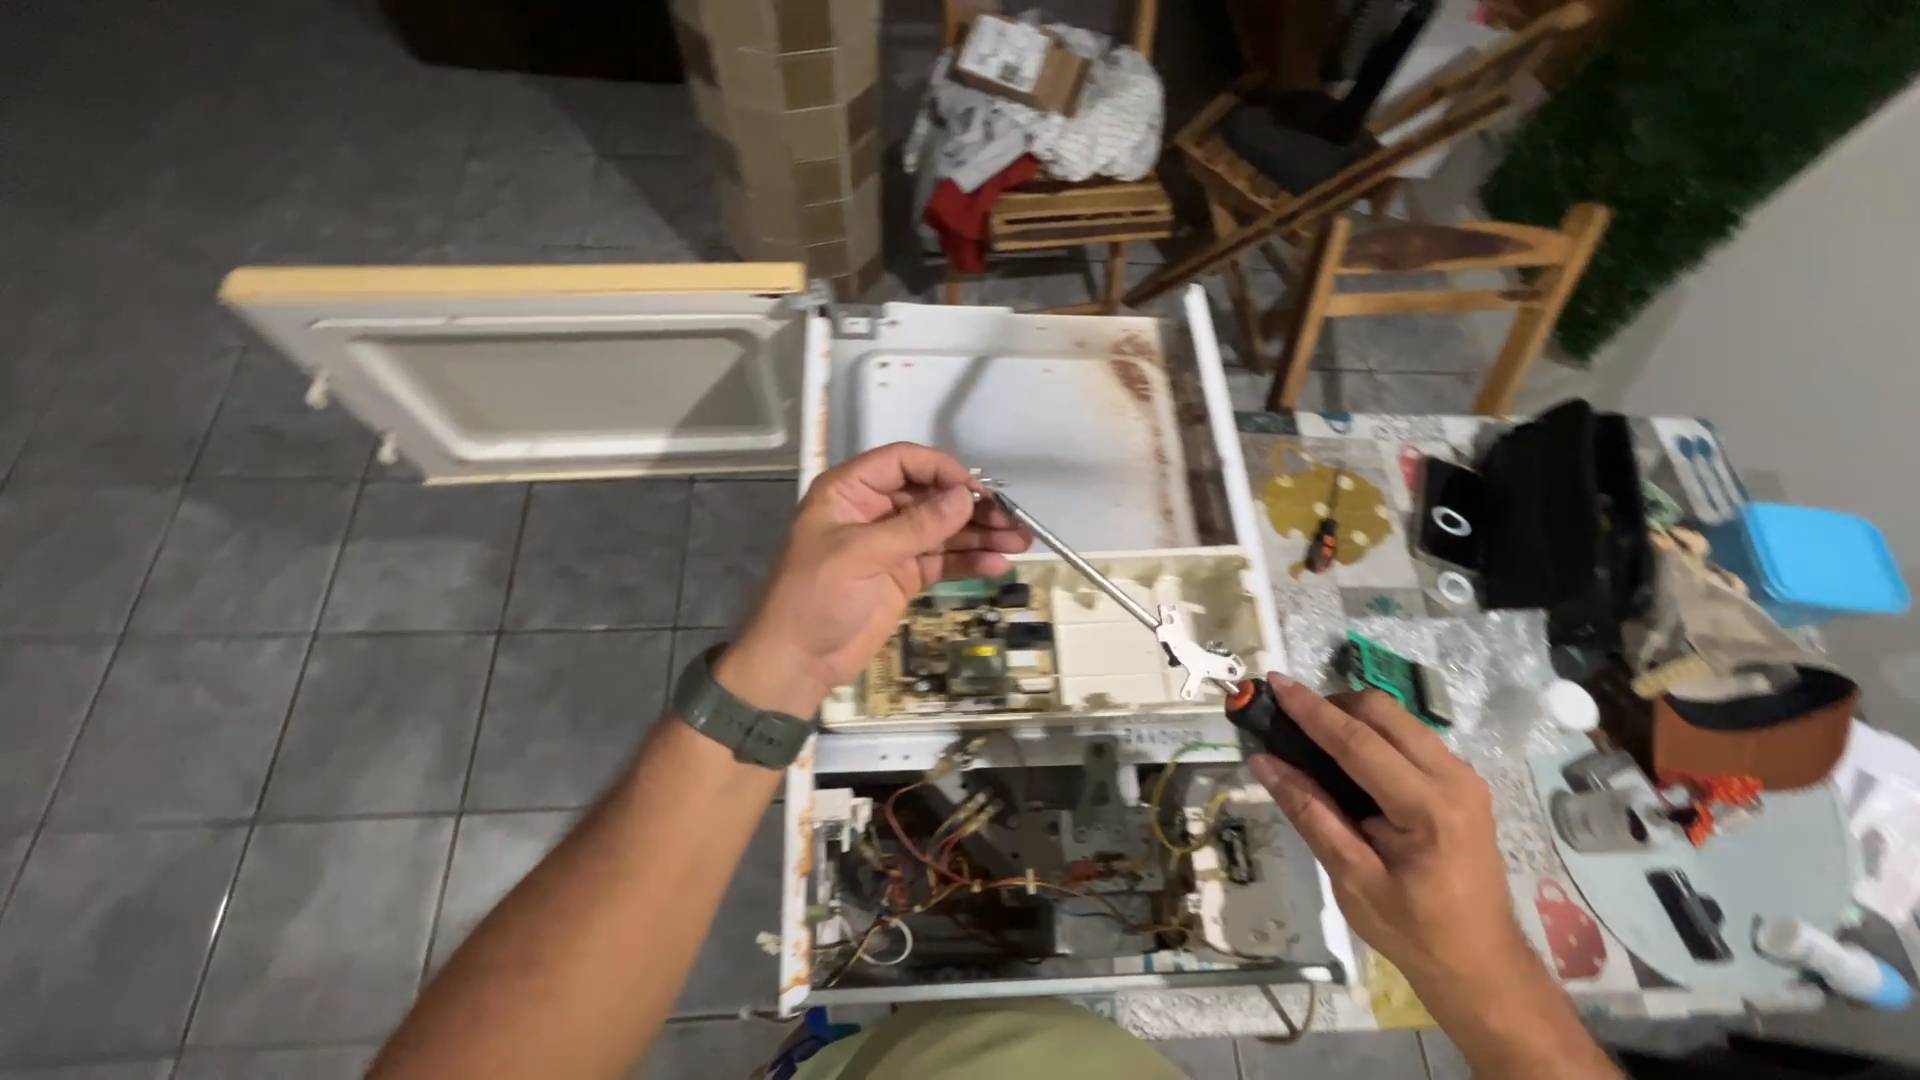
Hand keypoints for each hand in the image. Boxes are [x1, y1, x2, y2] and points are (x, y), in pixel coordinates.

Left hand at [714, 443, 1030, 716]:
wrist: (797, 661)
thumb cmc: (814, 597)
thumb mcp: (861, 555)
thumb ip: (915, 526)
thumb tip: (963, 498)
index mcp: (850, 491)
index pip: (903, 462)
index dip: (941, 470)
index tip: (975, 490)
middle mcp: (874, 511)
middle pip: (931, 496)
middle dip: (972, 507)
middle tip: (1011, 521)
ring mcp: (892, 545)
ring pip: (943, 529)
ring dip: (980, 535)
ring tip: (1019, 543)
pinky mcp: (905, 575)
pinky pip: (943, 560)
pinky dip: (970, 562)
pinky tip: (998, 565)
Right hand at [1246, 677, 1535, 994]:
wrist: (1481, 963)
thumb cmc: (1413, 929)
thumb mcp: (1350, 877)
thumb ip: (1309, 812)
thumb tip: (1264, 761)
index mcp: (1428, 808)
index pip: (1357, 741)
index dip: (1311, 710)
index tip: (1275, 682)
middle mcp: (1454, 780)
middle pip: (1383, 712)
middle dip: (1332, 706)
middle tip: (1290, 724)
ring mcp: (1464, 778)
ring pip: (1398, 719)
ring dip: (1352, 717)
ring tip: (1313, 740)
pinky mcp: (1462, 782)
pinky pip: (1410, 737)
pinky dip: (1373, 734)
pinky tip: (1348, 760)